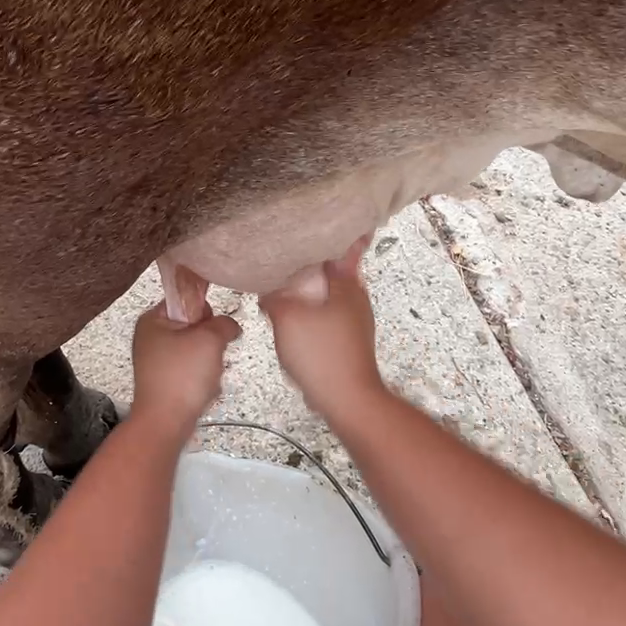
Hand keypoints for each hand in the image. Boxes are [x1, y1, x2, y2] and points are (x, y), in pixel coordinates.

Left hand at [131, 301, 240, 436]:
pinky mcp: (164, 382)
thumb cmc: (182, 375)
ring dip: (210, 361)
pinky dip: (202, 378)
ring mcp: (155, 361)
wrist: (166, 422)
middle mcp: (150, 337)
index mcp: (152, 319)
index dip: (204, 310)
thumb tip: (230, 326)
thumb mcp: (210, 339)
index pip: (184, 299)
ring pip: (195, 350)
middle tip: (214, 353)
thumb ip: (224, 324)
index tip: (214, 327)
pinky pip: (190, 371)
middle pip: (192, 326)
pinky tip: (205, 388)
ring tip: (210, 375)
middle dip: (210, 341)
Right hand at [259, 238, 386, 416]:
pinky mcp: (350, 339)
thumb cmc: (321, 354)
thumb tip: (267, 286)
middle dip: (309, 264)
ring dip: (308, 290)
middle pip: (332, 269)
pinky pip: (327, 314)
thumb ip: (275, 295)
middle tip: (281, 259)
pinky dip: (311, 311)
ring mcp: (356, 319)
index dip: (326, 233)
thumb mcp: (287, 317)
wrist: (348, 400)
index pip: (343, 245)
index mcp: (347, 283)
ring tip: (280, 288)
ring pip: (328, 293)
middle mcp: (357, 296)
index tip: (306, 224)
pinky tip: (292, 319)